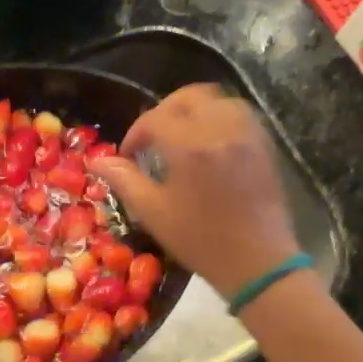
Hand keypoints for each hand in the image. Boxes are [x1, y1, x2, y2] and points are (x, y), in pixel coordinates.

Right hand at [87, 84, 300, 299]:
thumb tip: (98, 161)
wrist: (258, 263)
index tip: (129, 155)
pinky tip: (210, 142)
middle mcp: (220, 130)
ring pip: (218, 99)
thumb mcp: (154, 213)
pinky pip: (240, 114)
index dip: (137, 133)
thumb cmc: (201, 241)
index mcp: (190, 147)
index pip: (155, 119)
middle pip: (189, 97)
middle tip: (154, 136)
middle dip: (165, 110)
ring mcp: (247, 135)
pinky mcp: (264, 145)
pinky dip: (220, 117)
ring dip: (195, 109)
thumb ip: (125, 180)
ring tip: (182, 134)